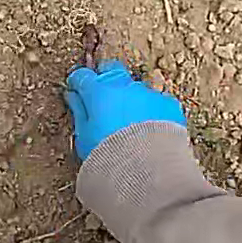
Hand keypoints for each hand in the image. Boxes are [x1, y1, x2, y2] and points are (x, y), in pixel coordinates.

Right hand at [64, 60, 187, 159]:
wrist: (147, 171)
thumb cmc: (110, 156)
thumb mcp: (83, 137)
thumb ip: (79, 112)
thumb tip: (74, 97)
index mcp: (98, 92)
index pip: (83, 76)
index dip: (79, 82)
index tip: (78, 90)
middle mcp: (124, 87)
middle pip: (111, 70)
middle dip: (106, 80)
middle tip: (103, 99)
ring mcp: (147, 93)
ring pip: (135, 88)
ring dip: (131, 99)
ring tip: (130, 124)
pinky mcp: (168, 104)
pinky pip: (156, 102)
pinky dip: (152, 111)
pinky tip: (149, 130)